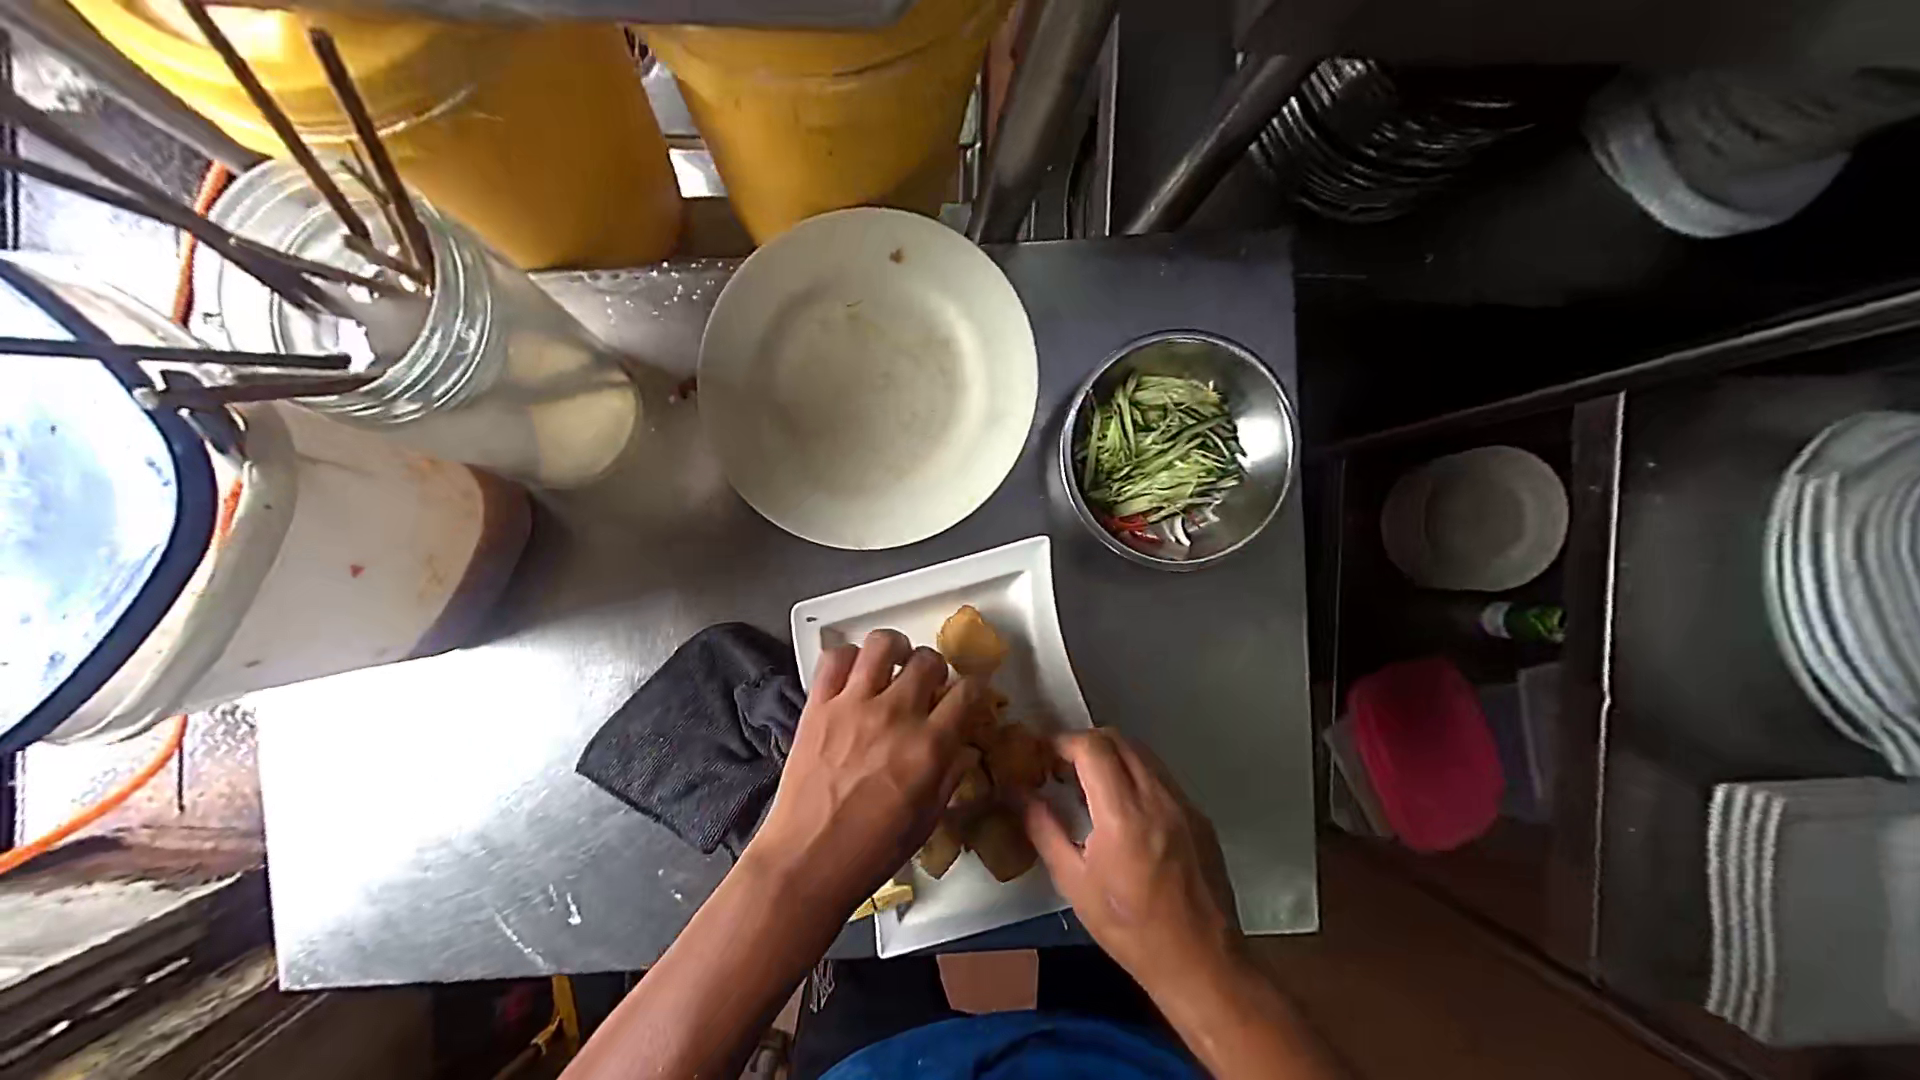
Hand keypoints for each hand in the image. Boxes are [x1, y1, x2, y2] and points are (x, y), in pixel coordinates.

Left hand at [748, 629, 979, 913]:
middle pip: (928, 660)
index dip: (975, 687)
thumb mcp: (927, 819)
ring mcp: (854, 705)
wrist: (808, 860)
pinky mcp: (819, 705)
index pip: (967, 692)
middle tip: (929, 682)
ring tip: (894, 660)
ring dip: (895, 648)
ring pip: (882, 644)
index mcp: (929, 746)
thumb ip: (950, 776)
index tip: (971, 690)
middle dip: (936, 668)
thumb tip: (962, 749)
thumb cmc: (871, 850)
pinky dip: (849, 656)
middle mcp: (895, 715)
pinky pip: (835, 658)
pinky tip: (855, 672)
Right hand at [1025, 729, 1244, 992]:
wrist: (1202, 962)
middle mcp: (1157, 799)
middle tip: (1063, 766)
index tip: (1044, 754)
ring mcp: (1183, 803)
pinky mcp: (1198, 814)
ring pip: (1142, 753)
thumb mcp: (1074, 883)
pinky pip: (1160, 776)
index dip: (1063, 741)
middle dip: (1085, 742)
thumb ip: (1043, 829)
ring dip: (1111, 754)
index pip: (1093, 748)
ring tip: (1090, 784)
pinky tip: (1123, 807)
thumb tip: (1019, 794)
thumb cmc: (1130, 929)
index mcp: (1123, 815)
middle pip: (1118, 739)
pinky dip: (1134, 774)